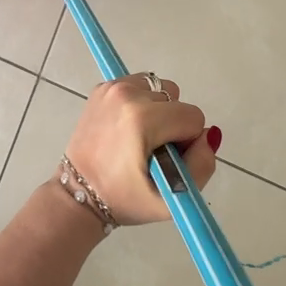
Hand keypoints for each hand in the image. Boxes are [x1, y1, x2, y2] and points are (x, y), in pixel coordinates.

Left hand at [63, 73, 218, 224]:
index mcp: (142, 118)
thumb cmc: (124, 199)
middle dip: (173, 125)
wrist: (78, 192)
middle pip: (176, 99)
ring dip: (158, 111)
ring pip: (159, 89)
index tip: (168, 160)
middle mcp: (127, 93)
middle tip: (154, 152)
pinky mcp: (102, 87)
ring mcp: (112, 87)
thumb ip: (201, 166)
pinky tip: (128, 128)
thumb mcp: (172, 199)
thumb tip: (207, 136)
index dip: (188, 142)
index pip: (193, 117)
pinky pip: (139, 86)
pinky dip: (141, 103)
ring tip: (141, 139)